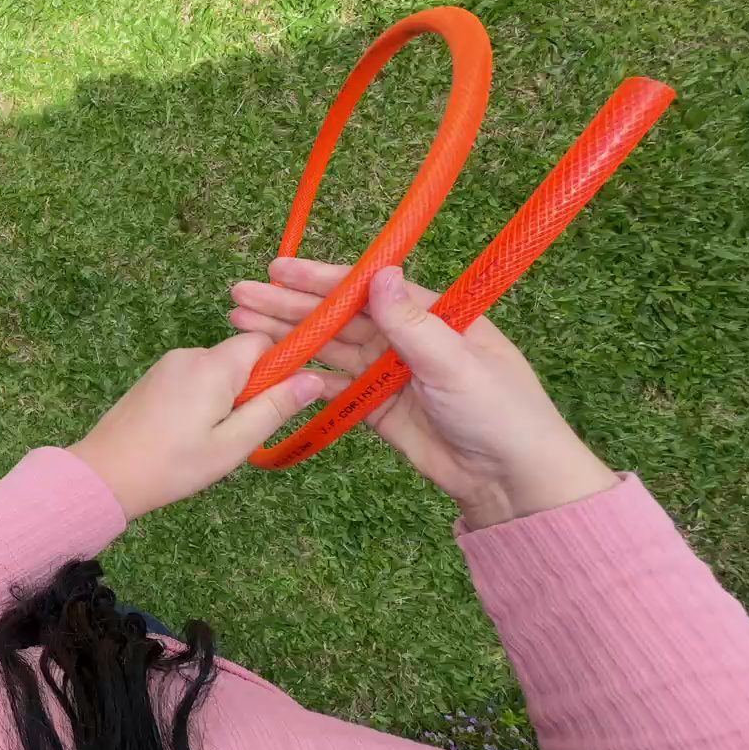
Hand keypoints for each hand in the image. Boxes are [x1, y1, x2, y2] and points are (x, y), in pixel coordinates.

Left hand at [68, 333, 326, 519]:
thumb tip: (314, 379)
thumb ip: (274, 408)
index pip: (262, 342)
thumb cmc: (172, 465)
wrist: (104, 474)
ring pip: (215, 372)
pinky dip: (202, 400)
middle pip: (238, 357)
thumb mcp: (233, 443)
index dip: (280, 367)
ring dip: (226, 398)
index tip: (281, 402)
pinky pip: (191, 380)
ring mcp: (164, 367)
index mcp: (211, 365)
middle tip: (239, 432)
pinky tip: (187, 434)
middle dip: (251, 388)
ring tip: (209, 439)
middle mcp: (186, 356)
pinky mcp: (150, 380)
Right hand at [229, 257, 616, 527]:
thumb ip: (413, 323)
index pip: (366, 290)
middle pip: (335, 316)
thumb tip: (381, 273)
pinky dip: (297, 376)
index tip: (278, 270)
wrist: (509, 480)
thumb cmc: (500, 413)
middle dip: (286, 305)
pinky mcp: (369, 404)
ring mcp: (382, 372)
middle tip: (240, 295)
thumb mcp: (456, 364)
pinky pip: (326, 384)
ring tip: (239, 324)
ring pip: (324, 347)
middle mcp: (402, 339)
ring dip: (283, 335)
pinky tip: (266, 367)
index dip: (320, 279)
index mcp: (432, 317)